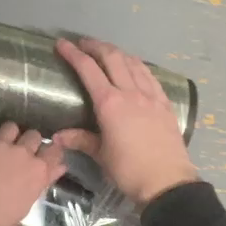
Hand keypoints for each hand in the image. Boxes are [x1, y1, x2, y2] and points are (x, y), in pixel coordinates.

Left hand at [0, 122, 68, 225]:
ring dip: (10, 135)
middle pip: (34, 135)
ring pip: (12, 127)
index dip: (51, 152)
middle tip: (21, 153)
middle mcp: (23, 153)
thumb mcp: (26, 207)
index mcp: (38, 172)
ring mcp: (0, 144)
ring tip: (2, 145)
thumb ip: (41, 184)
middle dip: (29, 143)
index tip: (46, 156)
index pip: (55, 152)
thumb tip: (58, 169)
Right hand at [52, 38, 197, 204]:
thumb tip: (58, 137)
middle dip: (96, 46)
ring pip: (133, 63)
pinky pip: (150, 76)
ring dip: (118, 52)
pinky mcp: (165, 103)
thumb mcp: (101, 155)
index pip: (88, 70)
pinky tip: (135, 67)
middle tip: (83, 44)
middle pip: (112, 58)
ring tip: (107, 51)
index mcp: (110, 103)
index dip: (74, 54)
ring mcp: (151, 96)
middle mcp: (131, 92)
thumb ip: (80, 140)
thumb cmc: (129, 170)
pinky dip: (138, 66)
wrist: (168, 182)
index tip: (62, 44)